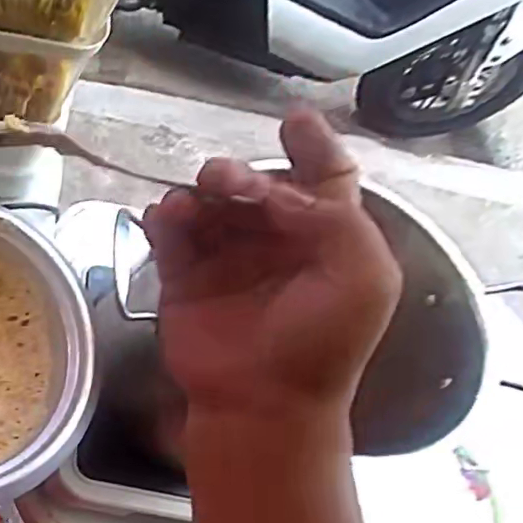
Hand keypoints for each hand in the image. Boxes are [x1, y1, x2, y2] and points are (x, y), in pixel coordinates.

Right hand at [143, 109, 400, 430]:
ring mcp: (224, 264)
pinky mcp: (183, 282)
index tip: (292, 121)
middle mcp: (272, 245)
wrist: (260, 401)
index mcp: (324, 240)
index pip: (320, 180)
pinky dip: (163, 222)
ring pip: (208, 211)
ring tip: (185, 204)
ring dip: (196, 198)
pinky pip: (170, 241)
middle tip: (220, 180)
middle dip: (238, 177)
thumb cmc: (320, 346)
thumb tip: (277, 193)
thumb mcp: (362, 278)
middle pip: (254, 191)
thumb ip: (335, 221)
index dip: (310, 147)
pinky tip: (161, 216)